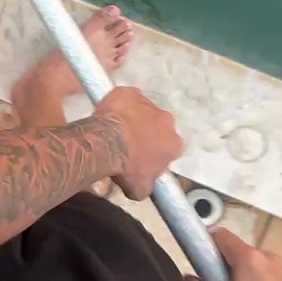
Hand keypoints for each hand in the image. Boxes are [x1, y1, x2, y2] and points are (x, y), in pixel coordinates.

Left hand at [93, 85, 181, 199]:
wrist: (107, 143)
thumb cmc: (126, 168)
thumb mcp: (141, 188)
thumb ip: (149, 184)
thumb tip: (144, 185)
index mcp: (174, 144)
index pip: (170, 147)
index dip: (157, 151)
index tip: (143, 155)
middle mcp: (167, 120)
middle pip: (158, 126)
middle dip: (147, 132)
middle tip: (128, 142)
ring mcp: (147, 103)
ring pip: (141, 110)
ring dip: (133, 117)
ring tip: (115, 128)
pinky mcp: (128, 92)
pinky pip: (125, 97)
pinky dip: (119, 103)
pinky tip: (109, 113)